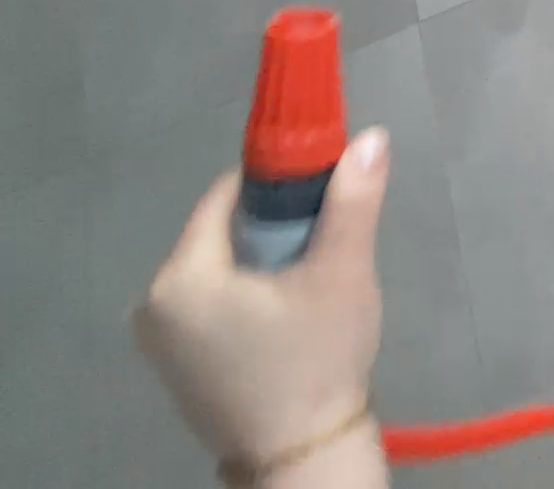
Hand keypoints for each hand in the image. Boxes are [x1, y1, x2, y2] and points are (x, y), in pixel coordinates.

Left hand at [134, 128, 389, 469]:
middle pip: (230, 230)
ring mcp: (163, 336)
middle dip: (287, 225)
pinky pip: (224, 295)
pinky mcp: (183, 358)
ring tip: (324, 279)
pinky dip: (264, 286)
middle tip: (336, 245)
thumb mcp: (344, 269)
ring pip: (231, 263)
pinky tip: (300, 308)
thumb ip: (353, 201)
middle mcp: (153, 303)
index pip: (228, 195)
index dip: (284, 181)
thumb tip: (371, 136)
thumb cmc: (317, 352)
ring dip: (279, 256)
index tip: (332, 186)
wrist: (301, 446)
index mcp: (180, 277)